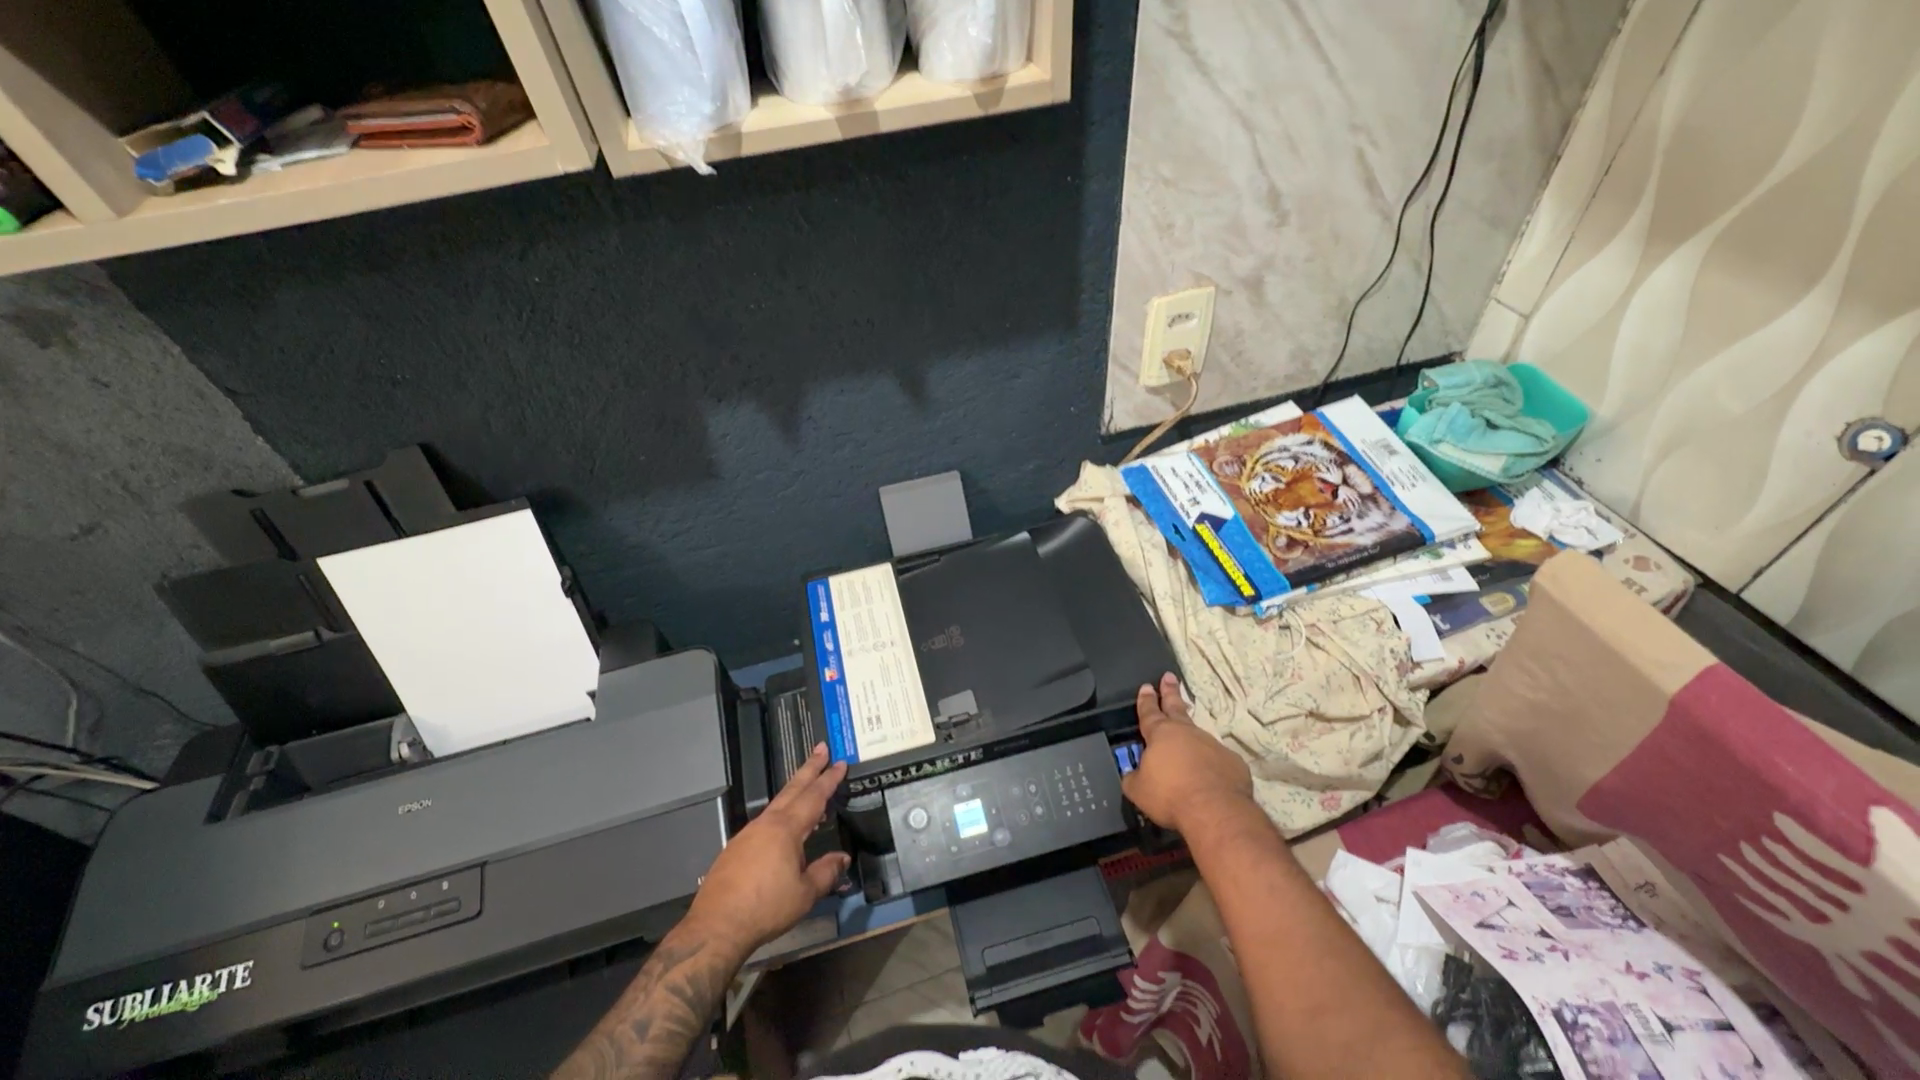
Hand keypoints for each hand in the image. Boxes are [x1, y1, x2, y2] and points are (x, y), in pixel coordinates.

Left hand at [685, 743, 849, 954]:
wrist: (717, 926)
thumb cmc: (766, 908)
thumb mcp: (805, 893)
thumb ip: (826, 872)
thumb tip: (842, 858)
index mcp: (785, 830)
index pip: (813, 797)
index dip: (828, 779)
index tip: (840, 762)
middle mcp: (765, 825)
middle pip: (792, 789)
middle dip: (809, 769)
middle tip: (821, 748)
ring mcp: (747, 835)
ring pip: (776, 805)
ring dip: (794, 791)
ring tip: (809, 788)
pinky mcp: (735, 849)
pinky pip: (765, 823)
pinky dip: (781, 814)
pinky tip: (785, 828)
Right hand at [1122, 673, 1254, 833]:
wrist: (1215, 810)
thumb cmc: (1170, 796)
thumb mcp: (1138, 790)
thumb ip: (1132, 778)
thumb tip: (1132, 774)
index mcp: (1161, 735)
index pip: (1149, 712)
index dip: (1147, 700)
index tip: (1147, 686)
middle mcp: (1187, 733)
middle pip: (1176, 708)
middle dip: (1170, 693)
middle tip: (1169, 677)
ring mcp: (1212, 745)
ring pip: (1198, 735)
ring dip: (1190, 736)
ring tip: (1186, 742)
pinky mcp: (1232, 762)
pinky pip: (1217, 759)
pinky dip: (1210, 764)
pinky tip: (1208, 776)